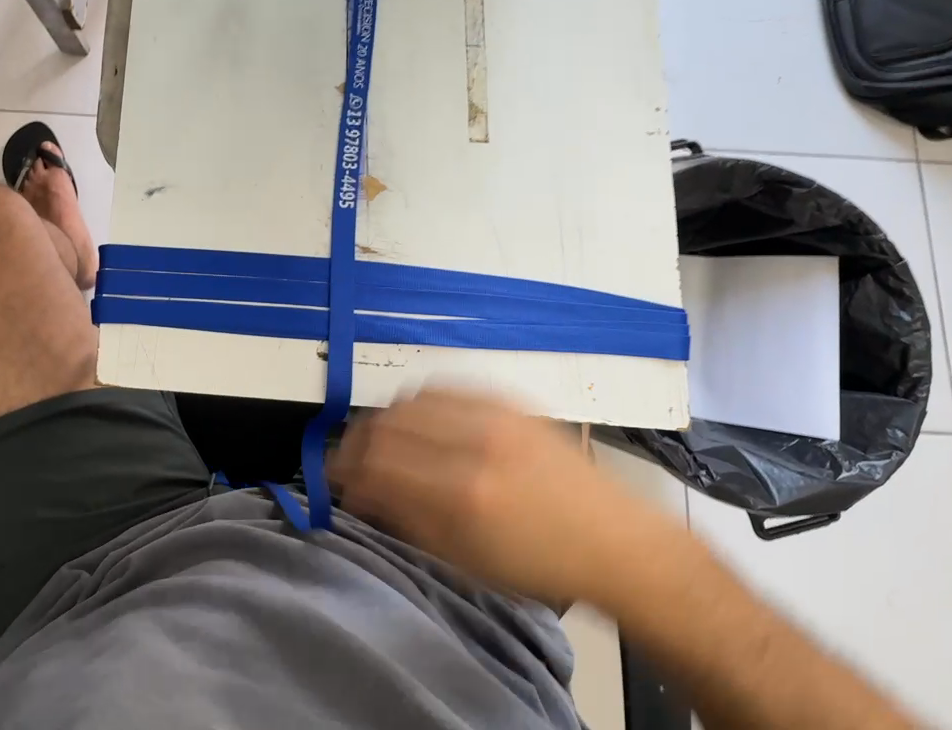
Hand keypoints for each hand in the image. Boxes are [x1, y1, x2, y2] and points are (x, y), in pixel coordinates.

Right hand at [332, 387, 688, 606]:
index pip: (377, 463)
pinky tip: (418, 418)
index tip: (336, 475)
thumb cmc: (539, 565)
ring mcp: (494, 416)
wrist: (615, 542)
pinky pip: (446, 386)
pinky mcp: (510, 402)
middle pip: (387, 423)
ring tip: (384, 438)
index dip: (346, 467)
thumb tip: (358, 491)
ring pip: (412, 398)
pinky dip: (420, 400)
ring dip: (386, 417)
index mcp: (461, 495)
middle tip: (353, 458)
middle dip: (359, 439)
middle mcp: (474, 444)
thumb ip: (405, 519)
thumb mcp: (466, 559)